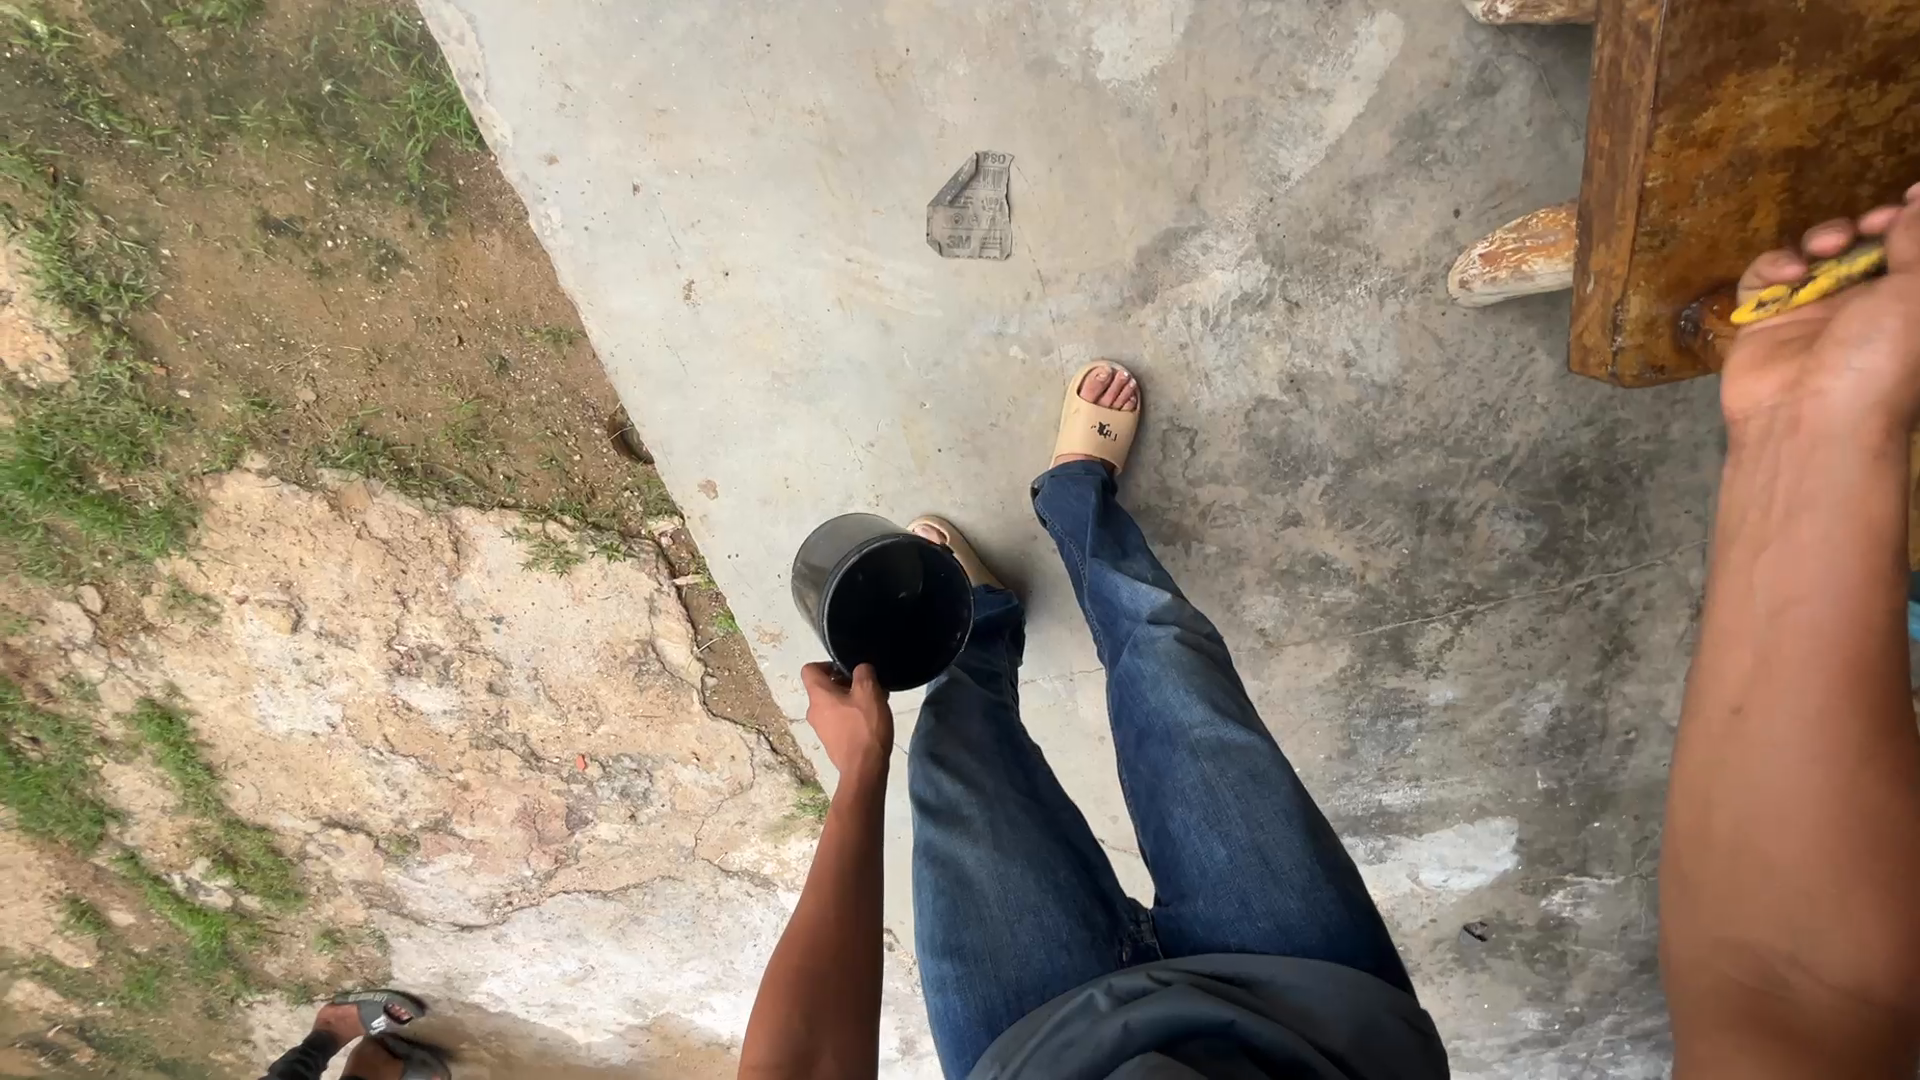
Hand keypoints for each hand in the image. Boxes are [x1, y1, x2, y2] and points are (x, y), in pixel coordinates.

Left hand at [800, 663, 892, 780]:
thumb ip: (863, 672)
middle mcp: (814, 711)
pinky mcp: (831, 742)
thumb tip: (860, 670)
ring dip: (851, 699)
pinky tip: (871, 721)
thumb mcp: (869, 692)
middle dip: (846, 683)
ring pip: (833, 704)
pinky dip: (851, 716)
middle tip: (868, 687)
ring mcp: (821, 728)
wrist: (864, 769)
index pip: (810, 669)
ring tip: (874, 704)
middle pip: (824, 687)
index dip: (828, 664)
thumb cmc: (865, 726)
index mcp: (818, 695)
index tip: (848, 670)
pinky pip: (838, 720)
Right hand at [1722, 183, 1919, 434]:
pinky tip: (1787, 275)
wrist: (1810, 410)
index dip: (1914, 214)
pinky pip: (1763, 279)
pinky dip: (1773, 267)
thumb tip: (1918, 197)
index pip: (1916, 242)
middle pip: (1870, 241)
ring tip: (1825, 249)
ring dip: (1824, 240)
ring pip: (1816, 253)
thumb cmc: (1885, 352)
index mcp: (1915, 295)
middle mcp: (1871, 297)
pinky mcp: (1764, 318)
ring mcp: (1815, 308)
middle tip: (1871, 225)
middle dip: (1872, 223)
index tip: (1910, 198)